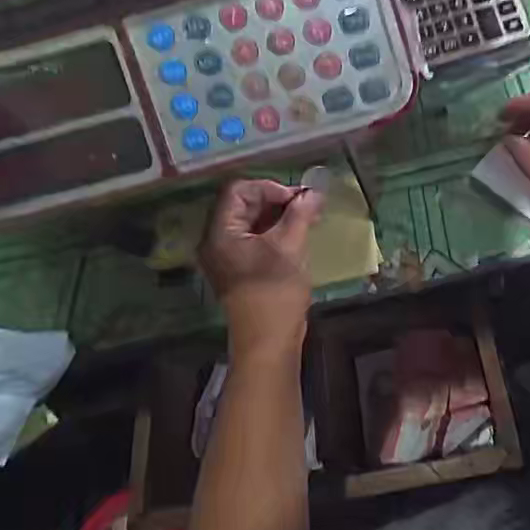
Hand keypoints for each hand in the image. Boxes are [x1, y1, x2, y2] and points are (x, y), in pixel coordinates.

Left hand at [200, 180, 321, 344]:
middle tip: (306, 206)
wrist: (268, 341)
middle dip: (275, 200)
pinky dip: (274, 231)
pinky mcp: (239, 268)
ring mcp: (226, 256)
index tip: (296, 199)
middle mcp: (216, 241)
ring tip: (306, 218)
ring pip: (250, 221)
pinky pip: (253, 238)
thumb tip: (313, 192)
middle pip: (242, 204)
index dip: (269, 188)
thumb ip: (300, 215)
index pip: (238, 191)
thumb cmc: (275, 292)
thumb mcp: (290, 247)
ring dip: (277, 215)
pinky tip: (297, 233)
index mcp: (220, 233)